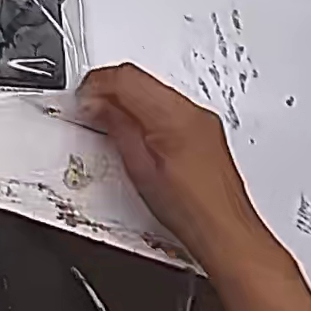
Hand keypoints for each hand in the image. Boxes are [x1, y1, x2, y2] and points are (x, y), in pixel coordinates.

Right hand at [78, 63, 283, 268]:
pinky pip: (166, 100)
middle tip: (89, 106)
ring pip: (151, 85)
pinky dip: (144, 104)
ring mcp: (200, 116)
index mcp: (172, 116)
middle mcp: (190, 110)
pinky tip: (133, 124)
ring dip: (125, 95)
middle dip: (108, 87)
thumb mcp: (139, 168)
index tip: (82, 99)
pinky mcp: (203, 125)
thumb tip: (95, 105)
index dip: (96, 84)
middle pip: (137, 77)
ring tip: (107, 117)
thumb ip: (115, 127)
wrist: (227, 233)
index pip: (125, 78)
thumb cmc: (190, 211)